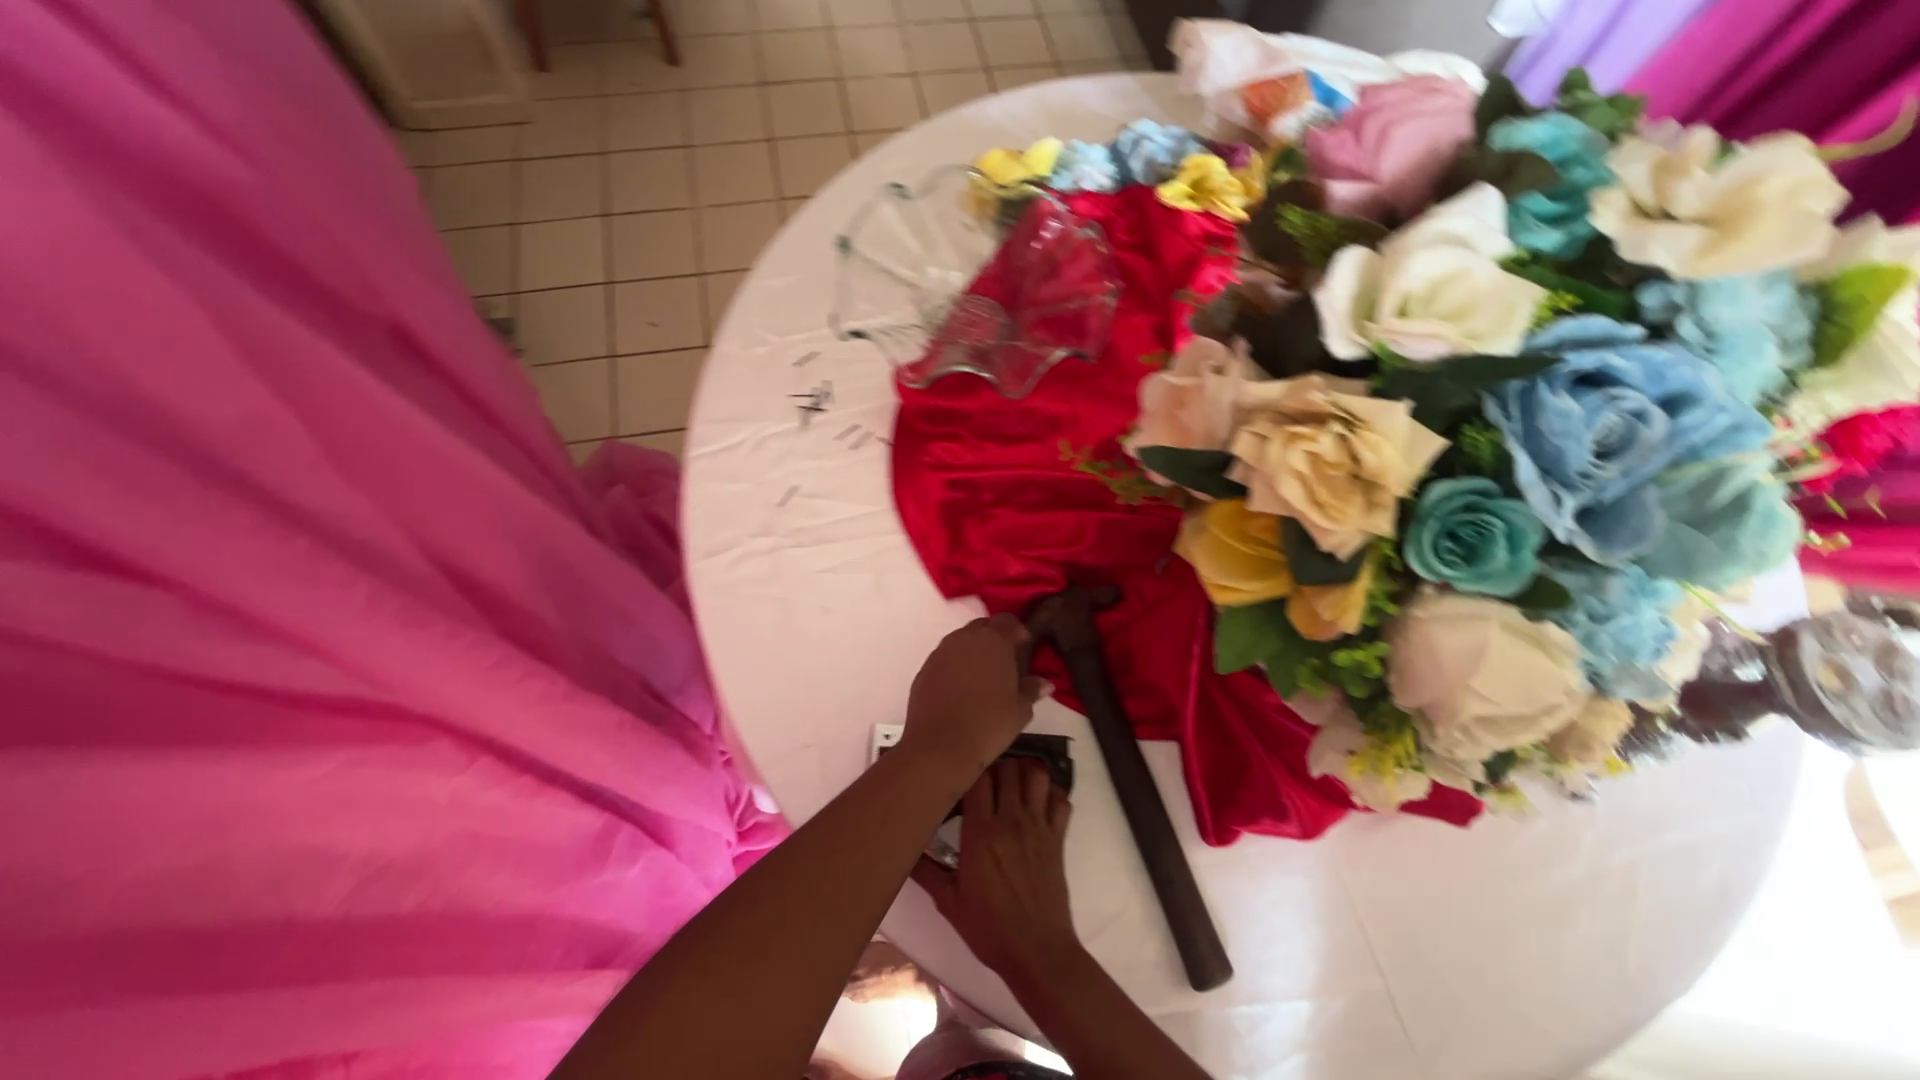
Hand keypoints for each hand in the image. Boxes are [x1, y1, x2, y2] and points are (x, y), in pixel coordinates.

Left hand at [901, 614, 1045, 775]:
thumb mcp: (1020, 709)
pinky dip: (954, 668)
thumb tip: (1045, 683)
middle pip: (982, 628)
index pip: (1008, 621)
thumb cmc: (989, 723)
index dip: (1018, 631)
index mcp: (993, 641)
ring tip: (982, 679)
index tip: (1024, 648)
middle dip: (994, 640)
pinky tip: (960, 692)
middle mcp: (964, 639)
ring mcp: (940, 653)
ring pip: (960, 643)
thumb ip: (1031, 690)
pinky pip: (944, 660)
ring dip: (972, 653)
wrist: (940, 746)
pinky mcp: (924, 670)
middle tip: (1005, 664)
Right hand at [911, 758, 1079, 983]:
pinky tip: (1037, 802)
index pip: (977, 778)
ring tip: (1010, 783)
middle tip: (981, 778)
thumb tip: (903, 851)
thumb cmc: (989, 930)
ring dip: (1023, 772)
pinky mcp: (1058, 838)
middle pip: (1008, 767)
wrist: (1038, 952)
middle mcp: (1011, 821)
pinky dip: (1051, 792)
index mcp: (981, 834)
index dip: (967, 769)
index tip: (957, 776)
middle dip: (994, 765)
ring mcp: (1039, 827)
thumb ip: (926, 872)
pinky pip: (1060, 800)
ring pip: (1037, 775)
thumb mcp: (949, 903)